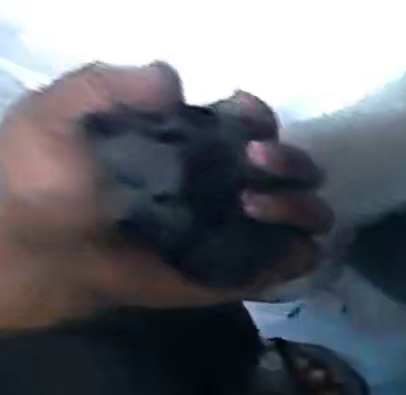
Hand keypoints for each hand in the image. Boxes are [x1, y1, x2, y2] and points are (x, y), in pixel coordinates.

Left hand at [0, 62, 332, 328]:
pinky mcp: (266, 266)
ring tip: (253, 207)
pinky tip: (269, 244)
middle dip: (293, 162)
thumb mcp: (59, 118)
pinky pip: (307, 256)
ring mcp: (259, 228)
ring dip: (300, 207)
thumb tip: (172, 77)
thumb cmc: (49, 181)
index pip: (253, 125)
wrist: (54, 251)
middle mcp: (242, 183)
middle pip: (302, 170)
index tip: (247, 117)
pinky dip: (298, 249)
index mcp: (202, 144)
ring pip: (315, 213)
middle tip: (258, 160)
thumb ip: (108, 90)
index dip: (259, 119)